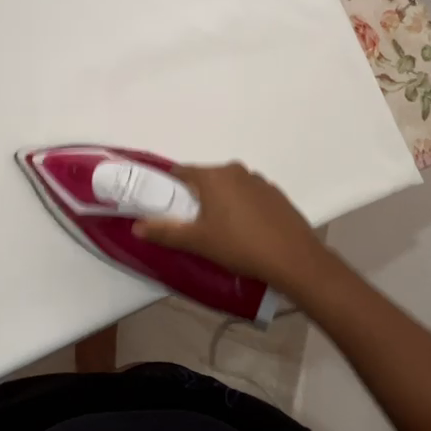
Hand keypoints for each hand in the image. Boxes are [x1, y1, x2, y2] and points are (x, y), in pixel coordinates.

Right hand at [132, 163, 333, 294]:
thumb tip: (136, 225)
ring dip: (221, 203)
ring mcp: (259, 181)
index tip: (165, 206)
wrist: (294, 259)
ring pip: (229, 188)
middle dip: (196, 199)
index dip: (169, 187)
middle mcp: (235, 170)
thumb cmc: (240, 246)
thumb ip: (165, 231)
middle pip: (206, 179)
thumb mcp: (198, 242)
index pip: (181, 172)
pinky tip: (246, 233)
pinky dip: (242, 208)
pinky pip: (249, 196)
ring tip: (221, 233)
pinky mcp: (276, 194)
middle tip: (193, 226)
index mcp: (213, 176)